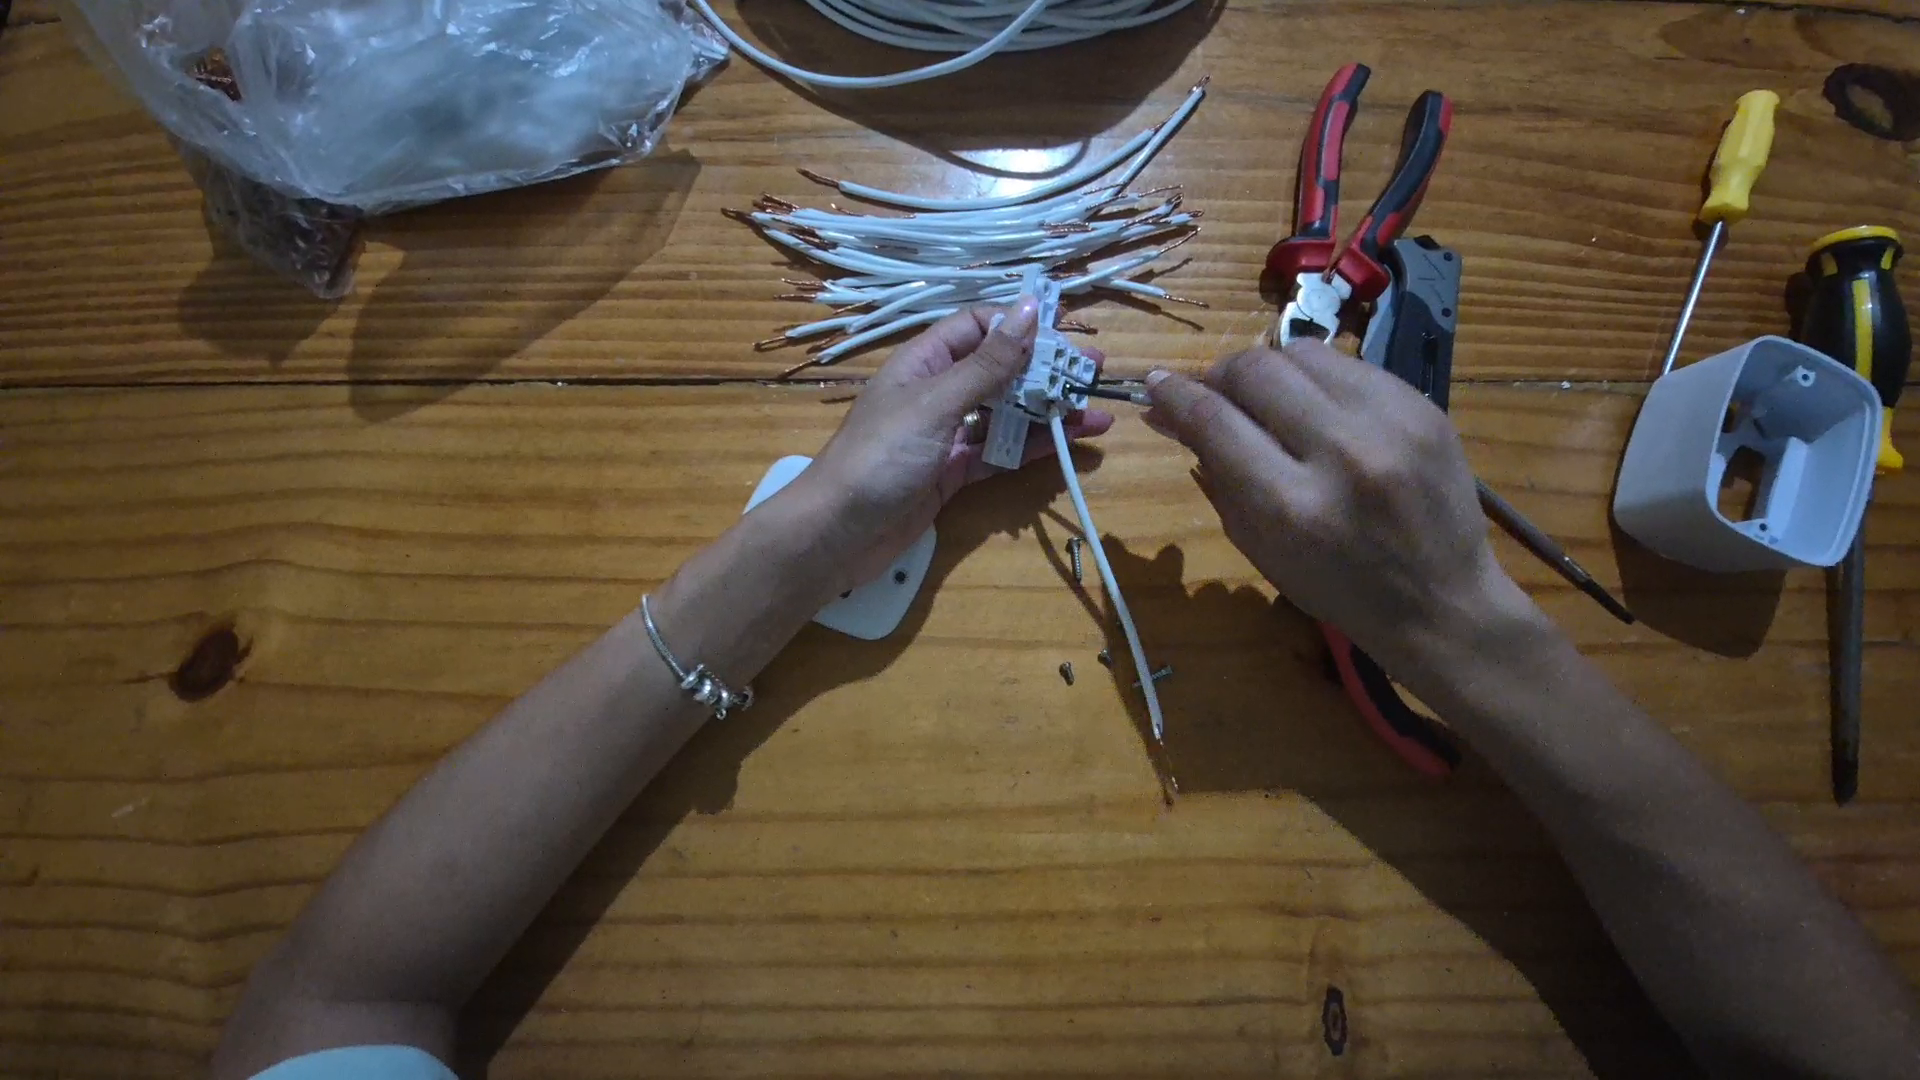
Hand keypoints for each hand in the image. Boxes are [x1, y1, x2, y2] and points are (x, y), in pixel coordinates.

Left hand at [786, 301, 1113, 592]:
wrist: (838, 533)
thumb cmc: (880, 457)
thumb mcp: (936, 403)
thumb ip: (986, 364)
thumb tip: (1029, 309)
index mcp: (924, 362)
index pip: (978, 328)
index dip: (1020, 327)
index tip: (1065, 334)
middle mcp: (937, 393)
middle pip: (998, 372)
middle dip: (1045, 372)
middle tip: (1094, 374)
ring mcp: (945, 436)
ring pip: (1004, 416)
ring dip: (1046, 414)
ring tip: (1095, 416)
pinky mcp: (952, 474)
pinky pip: (998, 454)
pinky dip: (1030, 450)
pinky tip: (1066, 445)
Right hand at [1142, 339, 1526, 668]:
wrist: (1440, 601)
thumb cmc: (1333, 586)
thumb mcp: (1257, 543)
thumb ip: (1214, 473)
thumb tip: (1169, 415)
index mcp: (1290, 506)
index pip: (1214, 422)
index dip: (1175, 395)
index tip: (1155, 385)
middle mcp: (1342, 454)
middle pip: (1256, 371)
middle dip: (1220, 375)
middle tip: (1213, 394)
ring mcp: (1391, 423)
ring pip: (1302, 354)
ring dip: (1268, 370)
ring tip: (1266, 399)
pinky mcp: (1423, 406)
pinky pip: (1348, 364)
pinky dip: (1315, 378)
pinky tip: (1314, 406)